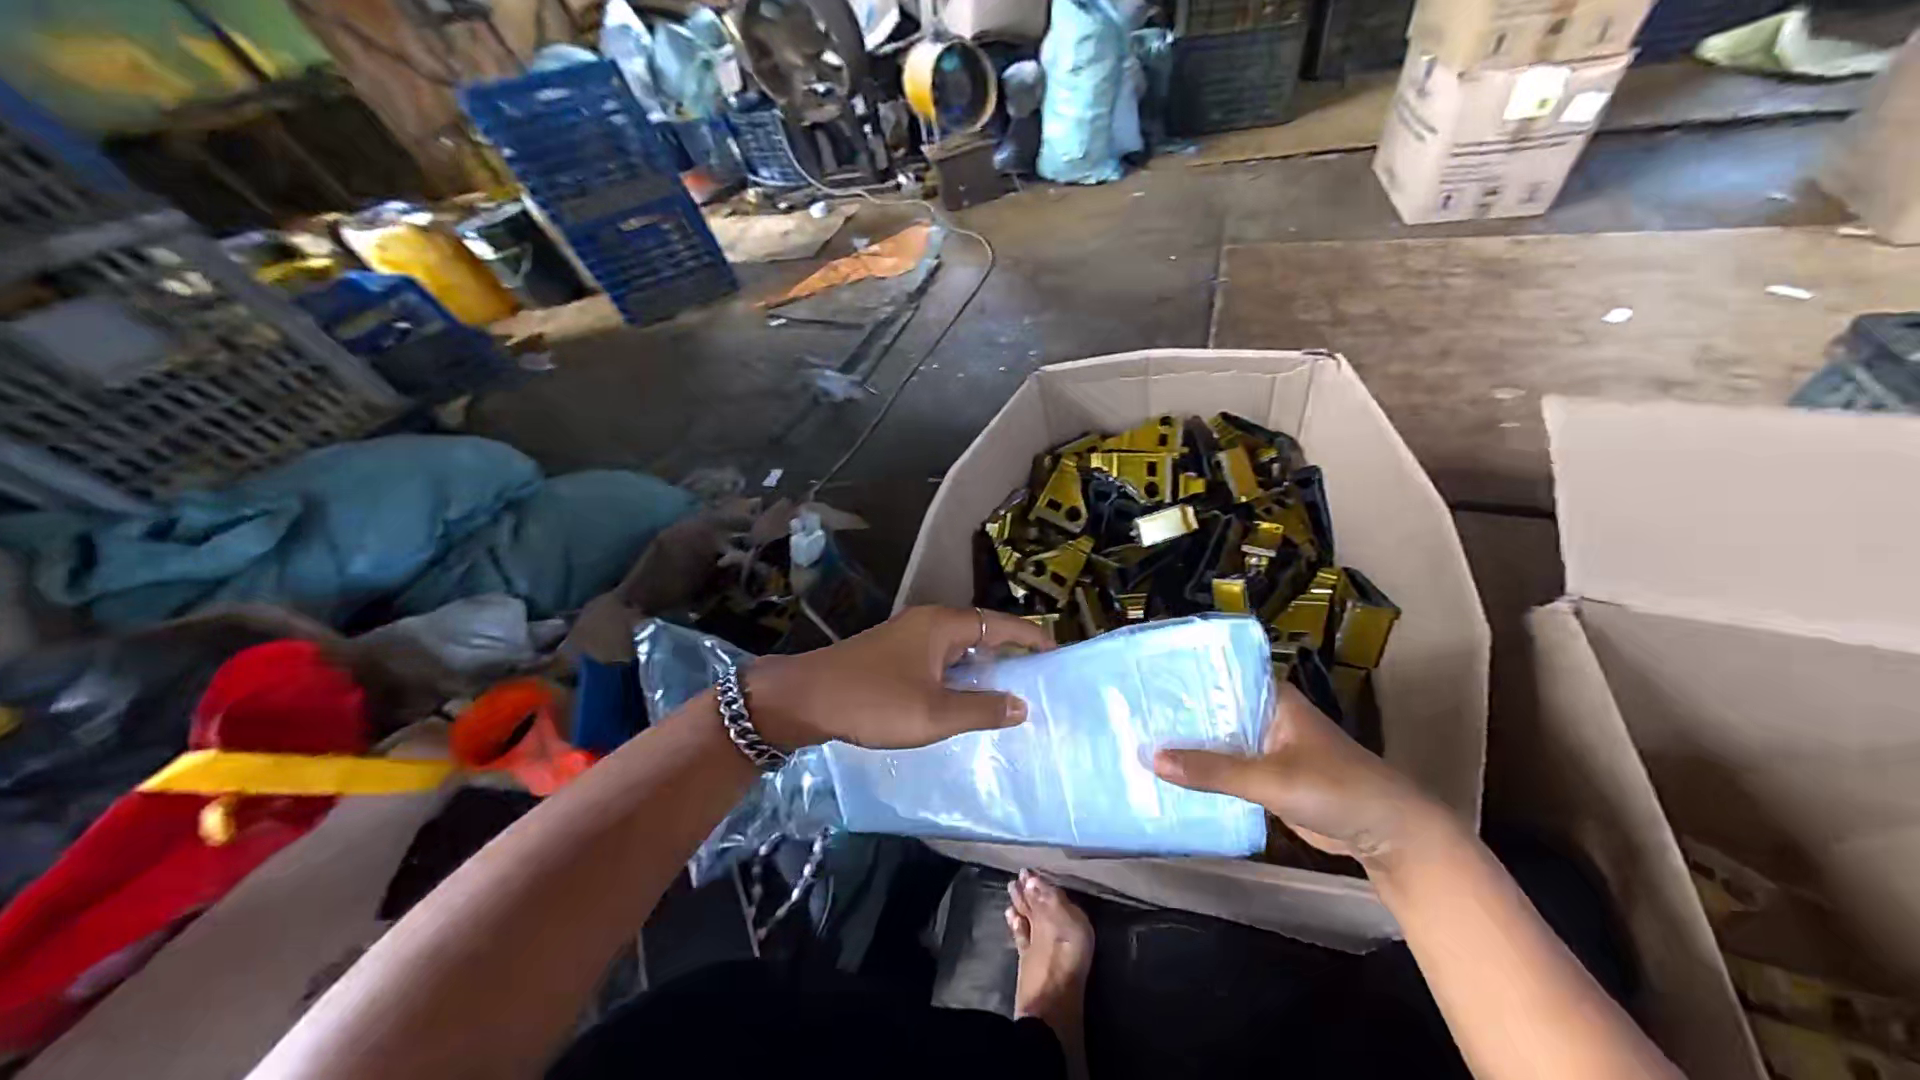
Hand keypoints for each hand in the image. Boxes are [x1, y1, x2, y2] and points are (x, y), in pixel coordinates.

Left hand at [745, 605, 1053, 750]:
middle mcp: (929, 622)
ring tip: (1007, 696)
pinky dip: (957, 676)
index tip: (1058, 654)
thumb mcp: (934, 713)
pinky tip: (961, 702)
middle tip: (1037, 682)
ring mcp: (907, 637)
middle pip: (982, 633)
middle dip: (1010, 655)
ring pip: (958, 649)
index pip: (1002, 625)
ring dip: (982, 669)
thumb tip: (1021, 705)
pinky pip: (938, 661)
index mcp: (944, 625)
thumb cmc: (873, 702)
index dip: (1032, 638)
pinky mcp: (892, 655)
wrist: (804, 699)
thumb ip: (981, 709)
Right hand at [1152, 683, 1448, 864]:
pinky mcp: (1265, 778)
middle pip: (1210, 710)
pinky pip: (1224, 770)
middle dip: (1174, 716)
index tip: (1137, 681)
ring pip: (1215, 741)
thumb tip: (1150, 758)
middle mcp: (1263, 715)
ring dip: (1185, 748)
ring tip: (1133, 743)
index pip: (1216, 675)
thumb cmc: (1338, 789)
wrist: (1392, 837)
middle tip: (1123, 716)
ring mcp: (1264, 747)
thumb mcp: (1273, 778)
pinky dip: (1200, 774)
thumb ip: (1214, 770)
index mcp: (1270, 697)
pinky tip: (1166, 778)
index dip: (1179, 678)